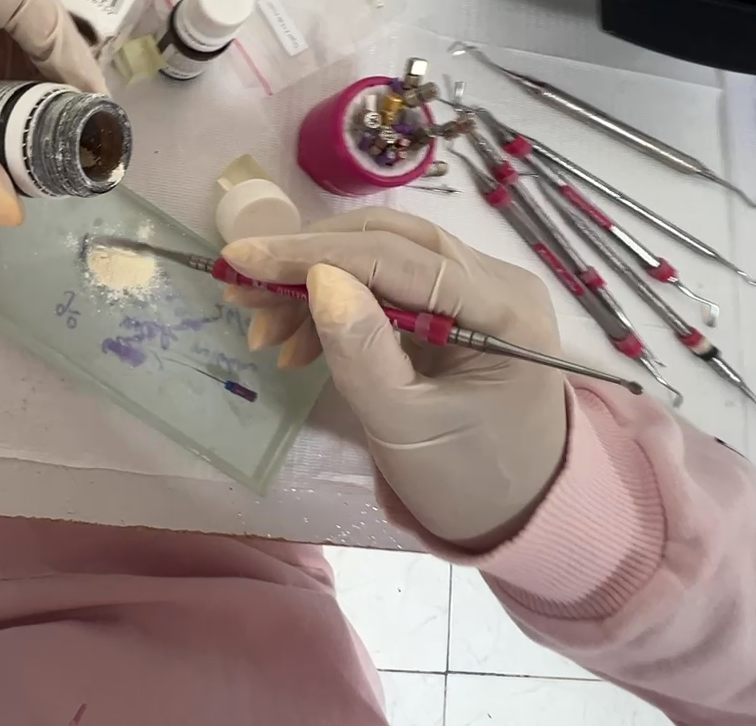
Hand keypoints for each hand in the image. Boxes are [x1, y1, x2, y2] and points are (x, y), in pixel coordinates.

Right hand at [220, 209, 567, 550]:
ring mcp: (476, 286)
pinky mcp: (453, 300)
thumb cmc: (464, 479)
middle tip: (242, 291)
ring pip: (376, 255)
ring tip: (264, 333)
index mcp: (502, 308)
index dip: (310, 252)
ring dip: (312, 286)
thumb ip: (360, 350)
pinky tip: (296, 344)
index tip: (240, 257)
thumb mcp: (402, 425)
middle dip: (305, 263)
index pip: (393, 255)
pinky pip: (382, 282)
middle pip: (384, 241)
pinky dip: (332, 305)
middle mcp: (494, 279)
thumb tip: (319, 277)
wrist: (515, 513)